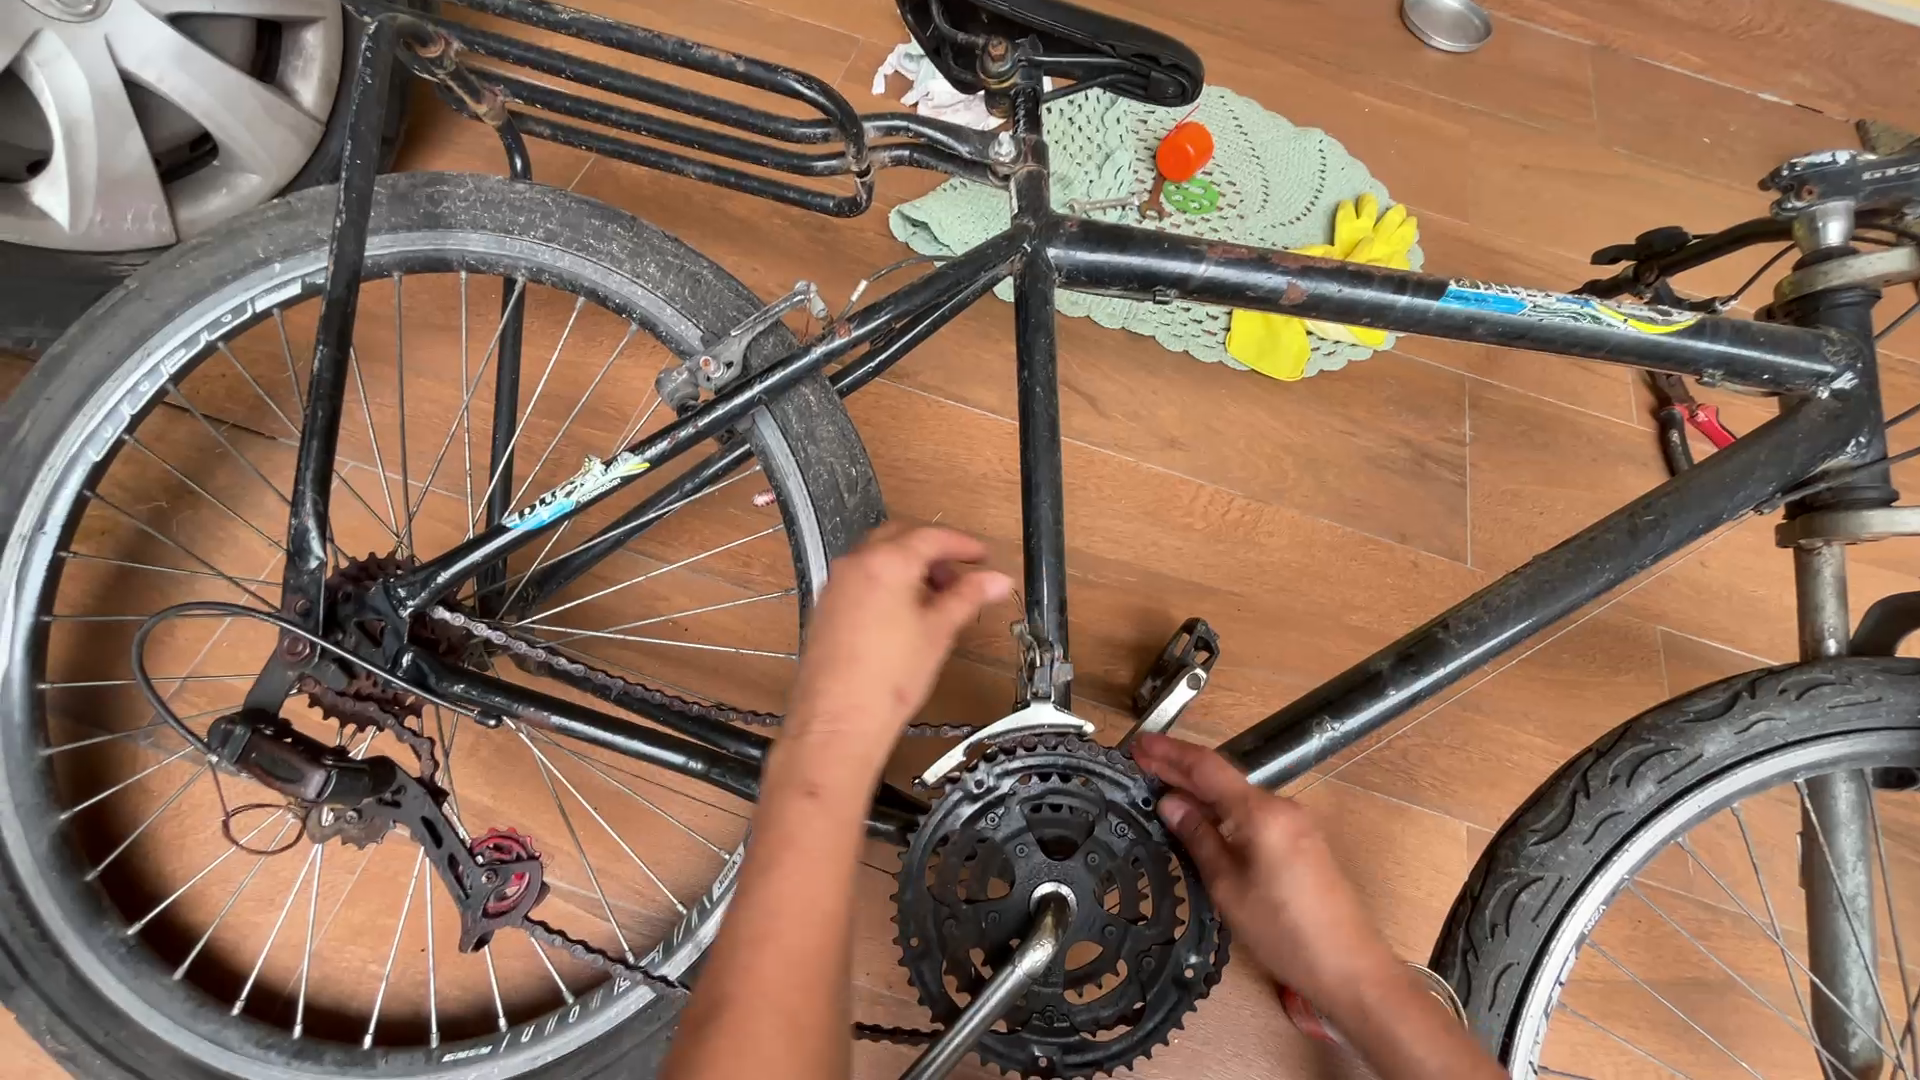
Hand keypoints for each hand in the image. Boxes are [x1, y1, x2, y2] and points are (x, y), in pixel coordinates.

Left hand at [785, 525, 1011, 752]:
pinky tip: (904, 611)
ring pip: (878, 556)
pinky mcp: (826, 606)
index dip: (962, 544)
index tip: (981, 554)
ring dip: (909, 565)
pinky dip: (886, 580)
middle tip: (959, 572)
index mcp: (886, 562)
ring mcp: (836, 584)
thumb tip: (996, 580)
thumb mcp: (939, 631)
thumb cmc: (887, 680)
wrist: (840, 719)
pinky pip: (861, 577)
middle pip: (901, 538)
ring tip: (935, 596)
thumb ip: (968, 597)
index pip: (931, 536)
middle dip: (934, 550)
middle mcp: (856, 564)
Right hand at [1131, 733, 1399, 1012]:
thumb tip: (1169, 802)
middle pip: (1222, 778)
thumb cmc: (1284, 932)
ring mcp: (1295, 824)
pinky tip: (1202, 818)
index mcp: (1261, 812)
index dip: (1169, 752)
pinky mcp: (1301, 842)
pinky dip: (1222, 810)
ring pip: (1237, 796)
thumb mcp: (1227, 887)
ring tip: (1162, 789)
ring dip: (1200, 791)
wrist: (1352, 970)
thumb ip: (1198, 837)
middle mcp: (1281, 807)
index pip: (1206, 767)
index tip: (1139, 743)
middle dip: (1180, 769)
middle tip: (1141, 762)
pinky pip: (1252, 813)